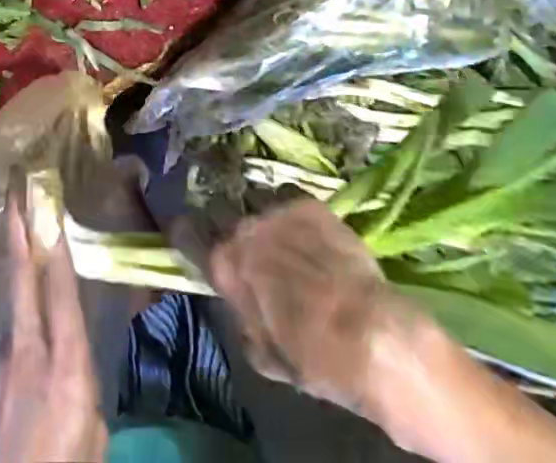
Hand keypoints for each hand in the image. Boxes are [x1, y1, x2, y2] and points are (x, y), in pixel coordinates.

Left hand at [0, 186, 107, 462]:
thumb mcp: (96, 431)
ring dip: (30, 337)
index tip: (44, 202)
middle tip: (13, 189)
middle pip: (22, 279)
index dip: (54, 244)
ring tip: (42, 389)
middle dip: (18, 230)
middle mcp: (25, 353)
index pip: (60, 291)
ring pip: (17, 329)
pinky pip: (4, 361)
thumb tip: (67, 358)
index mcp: (65, 366)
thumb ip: (82, 382)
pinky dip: (16, 370)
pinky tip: (22, 405)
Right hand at [203, 199, 555, 462]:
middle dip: (225, 221)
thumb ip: (241, 316)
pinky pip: (287, 195)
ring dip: (261, 214)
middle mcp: (239, 229)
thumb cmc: (315, 358)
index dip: (185, 232)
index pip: (183, 230)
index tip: (193, 236)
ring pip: (254, 199)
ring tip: (282, 231)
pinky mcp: (307, 202)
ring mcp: (274, 211)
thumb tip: (242, 303)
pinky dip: (293, 209)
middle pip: (218, 209)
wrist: (372, 336)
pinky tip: (310, 228)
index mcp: (222, 265)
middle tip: (246, 239)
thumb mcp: (261, 353)